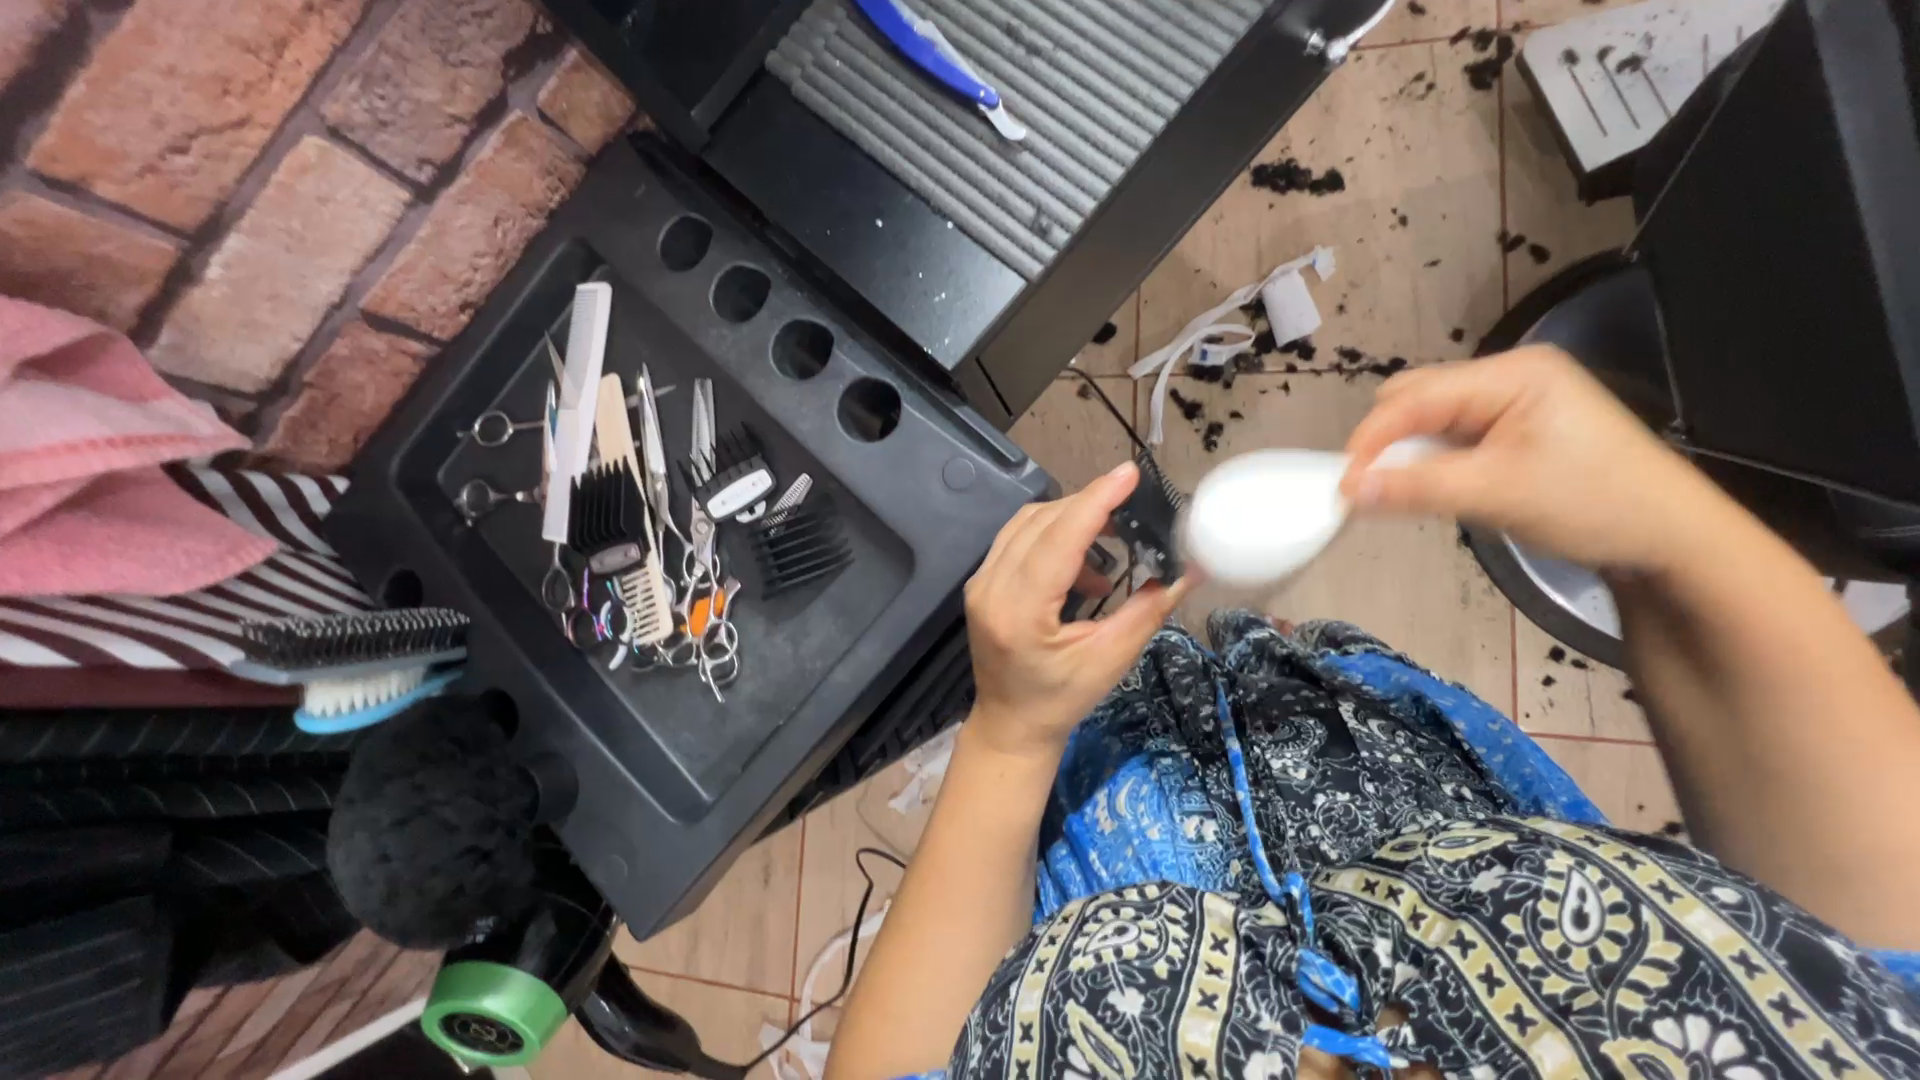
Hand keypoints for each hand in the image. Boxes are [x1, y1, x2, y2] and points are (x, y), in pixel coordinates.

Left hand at [964, 462, 1193, 758]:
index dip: (1095, 501)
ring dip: (1070, 518)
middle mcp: (991, 588)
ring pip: (1026, 524)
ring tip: (1114, 535)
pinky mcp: (982, 583)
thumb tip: (1191, 570)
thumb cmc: (1061, 700)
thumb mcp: (1111, 659)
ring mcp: (980, 583)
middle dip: (1088, 506)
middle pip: (1041, 522)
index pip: (1058, 538)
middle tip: (1132, 507)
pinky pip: (1017, 539)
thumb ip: (1148, 610)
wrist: (1011, 725)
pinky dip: (1052, 536)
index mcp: (1020, 611)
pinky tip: (1086, 570)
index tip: (1129, 474)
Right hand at [1340, 346, 1732, 572]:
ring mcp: (1512, 403)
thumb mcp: (1498, 494)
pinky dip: (1430, 465)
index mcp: (1513, 374)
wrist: (1673, 540)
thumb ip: (1417, 489)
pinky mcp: (1513, 431)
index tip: (1342, 485)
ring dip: (1407, 457)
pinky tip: (1431, 489)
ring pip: (1428, 421)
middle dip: (1387, 444)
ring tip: (1402, 494)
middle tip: (1372, 490)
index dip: (1373, 439)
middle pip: (1416, 400)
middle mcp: (1509, 377)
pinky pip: (1449, 440)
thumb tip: (1346, 491)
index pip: (1416, 396)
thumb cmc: (1595, 505)